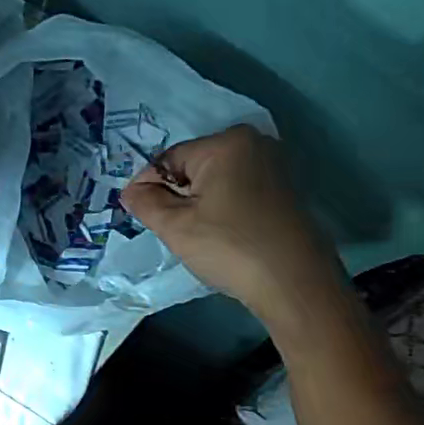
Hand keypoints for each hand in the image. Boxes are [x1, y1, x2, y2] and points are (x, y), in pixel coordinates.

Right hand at [123, 125, 342, 324]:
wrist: (292, 281)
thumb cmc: (229, 247)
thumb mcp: (176, 227)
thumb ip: (146, 203)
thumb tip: (131, 192)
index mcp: (227, 143)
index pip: (169, 159)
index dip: (149, 186)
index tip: (138, 214)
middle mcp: (255, 143)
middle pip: (194, 167)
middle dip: (176, 195)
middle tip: (168, 228)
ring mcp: (274, 166)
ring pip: (216, 181)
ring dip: (199, 204)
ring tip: (194, 236)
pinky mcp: (284, 190)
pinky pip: (238, 191)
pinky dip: (222, 209)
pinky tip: (220, 235)